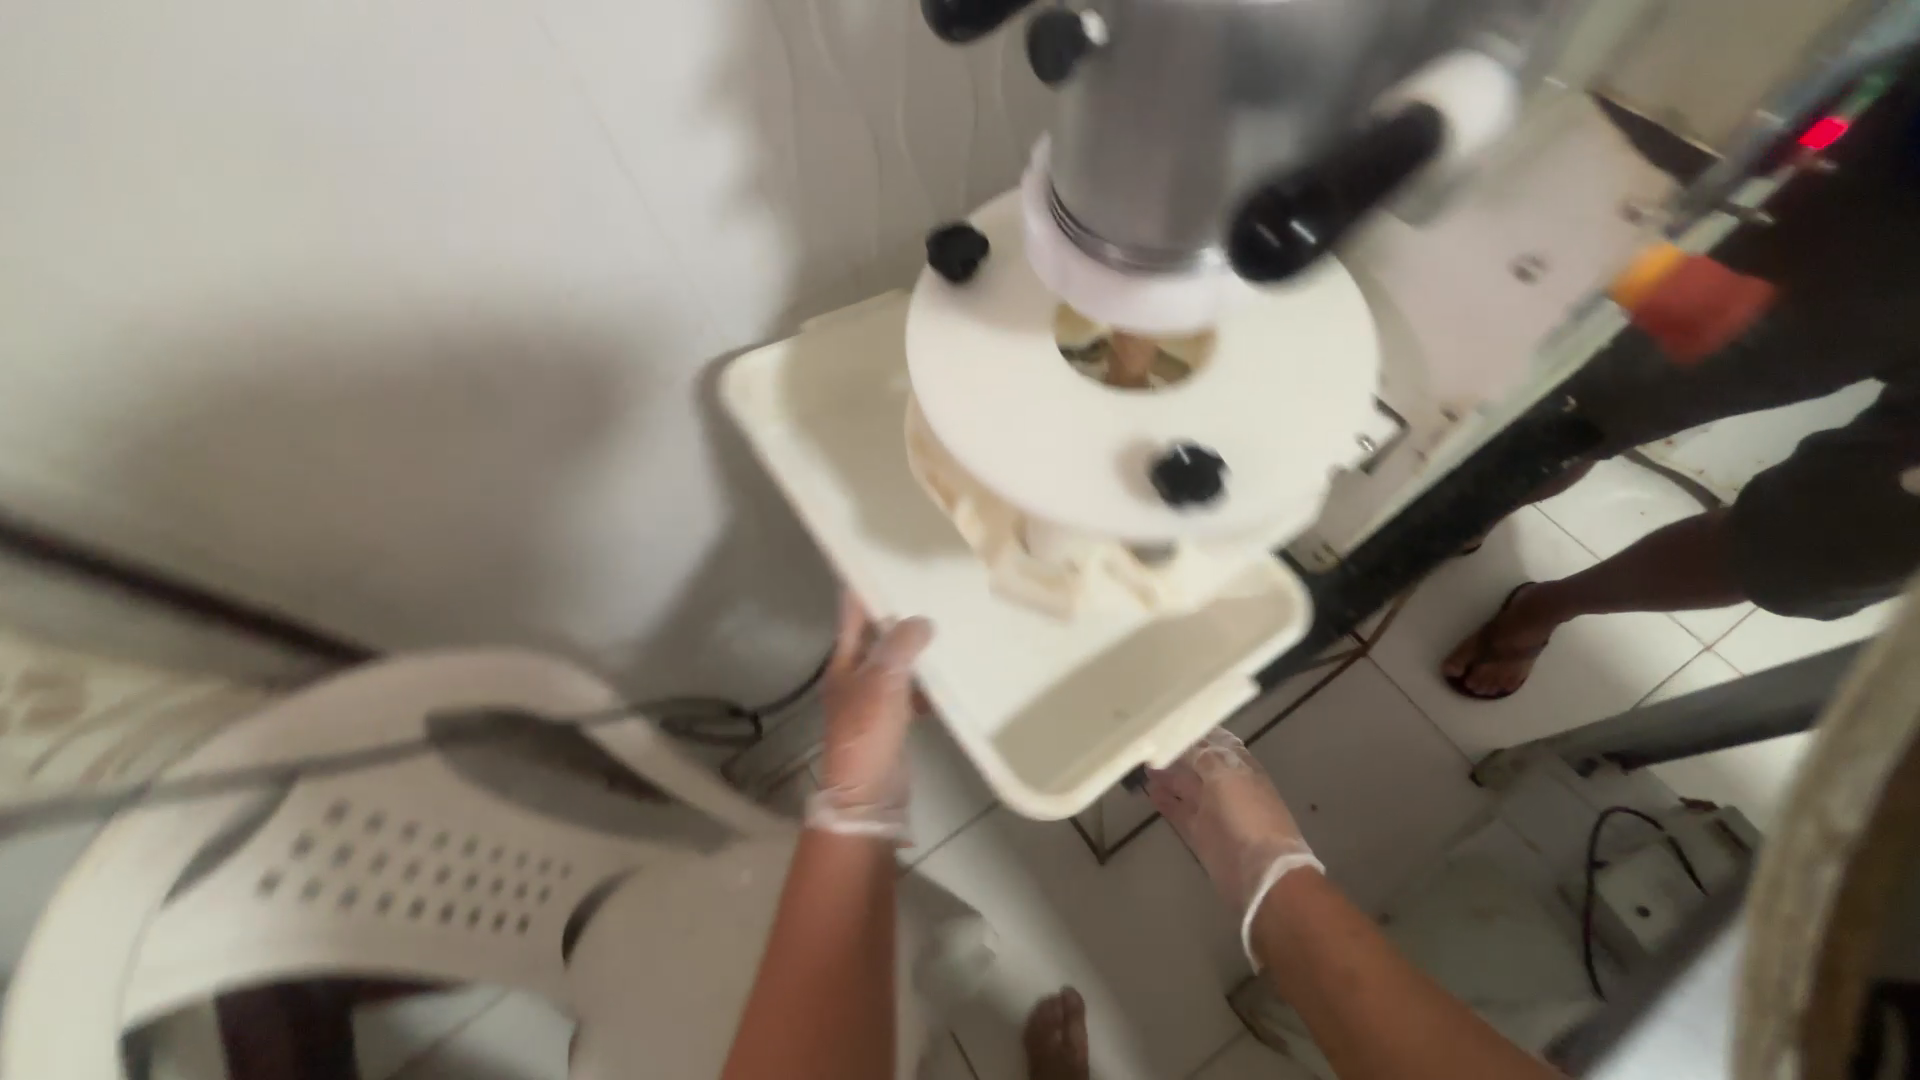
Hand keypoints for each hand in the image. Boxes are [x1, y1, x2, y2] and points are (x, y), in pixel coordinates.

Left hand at [806, 593, 934, 839]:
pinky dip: (926, 686)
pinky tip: (948, 680)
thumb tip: (922, 621)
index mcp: (843, 663)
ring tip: (948, 630)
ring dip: (917, 652)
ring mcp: (872, 701)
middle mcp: (854, 677)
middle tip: (932, 594)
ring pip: (897, 665)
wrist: (867, 796)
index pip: (852, 615)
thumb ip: (900, 647)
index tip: (886, 564)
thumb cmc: (867, 734)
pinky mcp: (890, 722)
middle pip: (877, 638)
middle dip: (901, 619)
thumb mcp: (882, 683)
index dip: (865, 589)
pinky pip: (910, 693)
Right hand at [1146, 729, 1321, 968]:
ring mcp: (1214, 812)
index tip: (1168, 723)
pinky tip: (1148, 791)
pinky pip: (1179, 812)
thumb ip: (1204, 756)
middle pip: (1198, 765)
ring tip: (1141, 765)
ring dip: (1166, 776)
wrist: (1261, 874)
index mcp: (1241, 768)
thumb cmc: (1248, 816)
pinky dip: (1165, 802)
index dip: (1195, 733)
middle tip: (1146, 743)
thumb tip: (1186, 744)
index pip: (1217, 743)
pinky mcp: (1201, 835)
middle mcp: (1227, 787)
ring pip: (1186, 788)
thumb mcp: (1226, 775)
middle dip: (1176, 753)